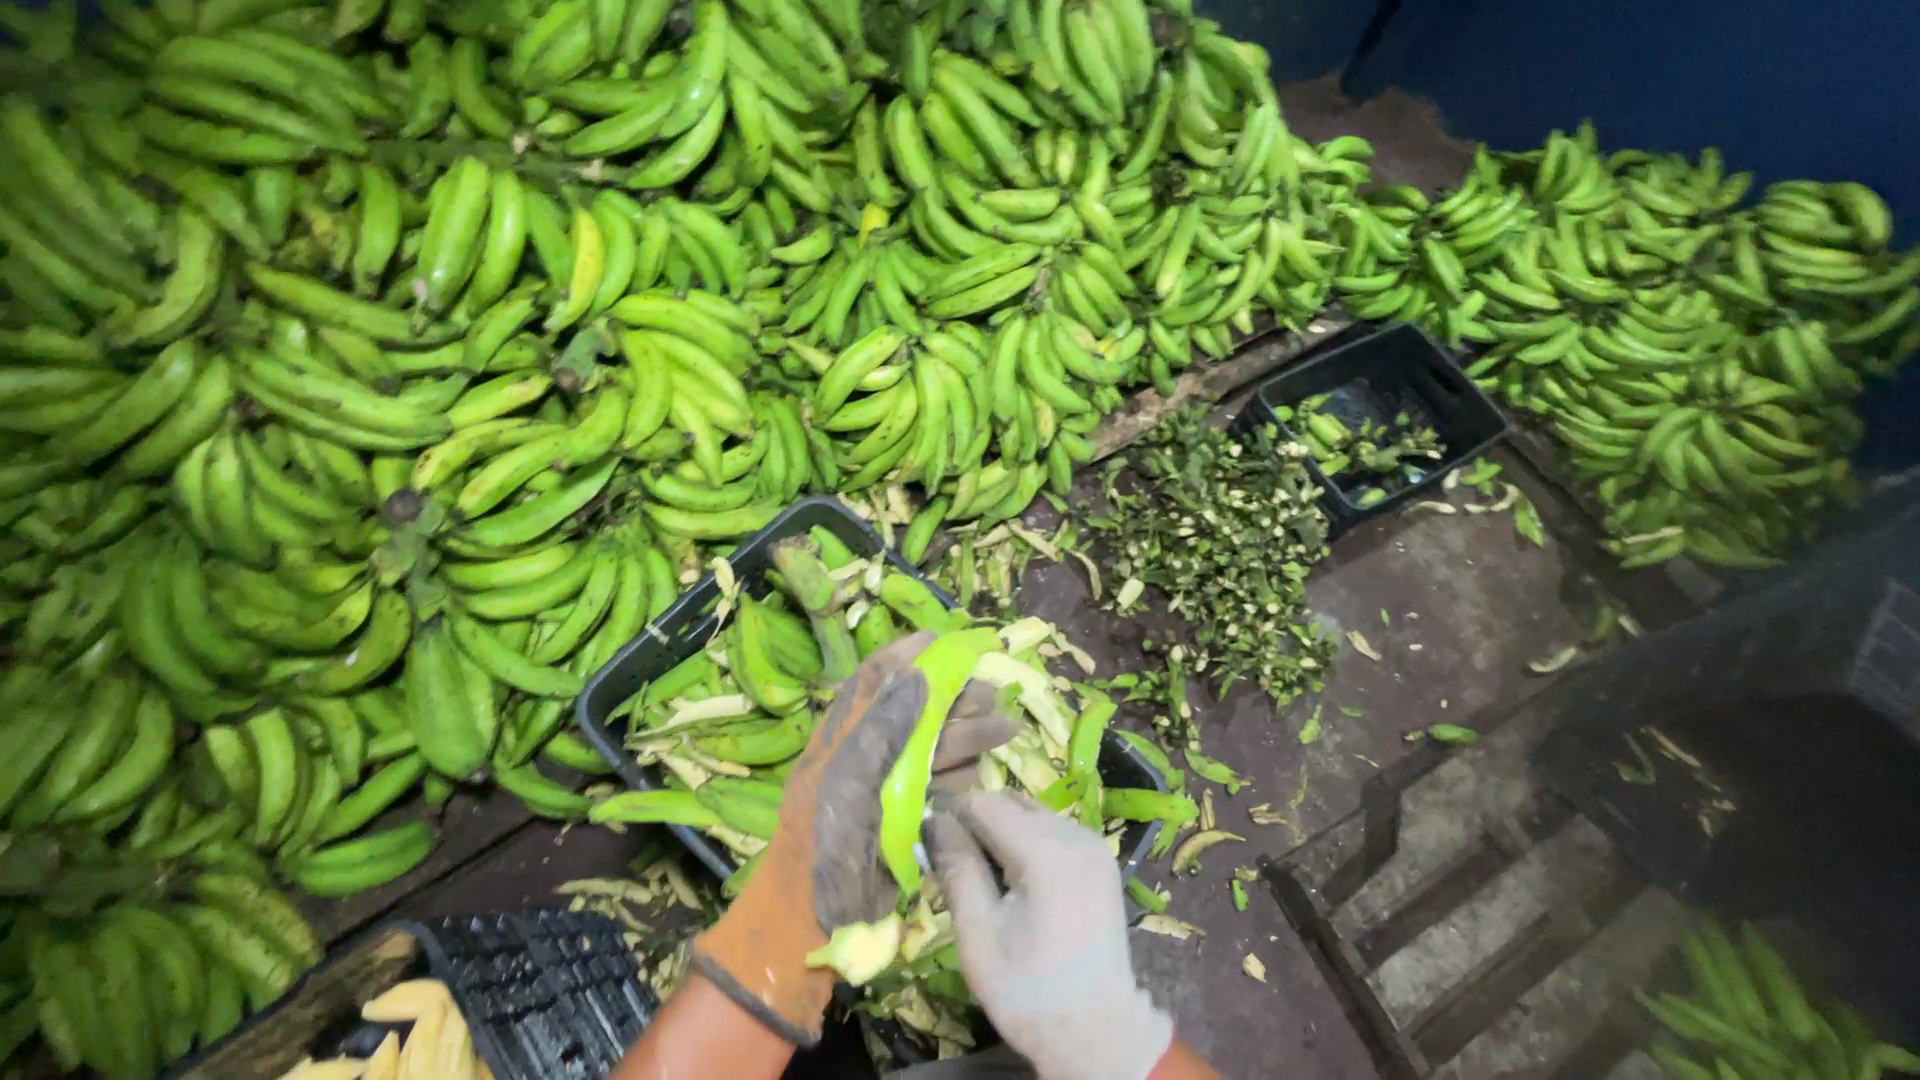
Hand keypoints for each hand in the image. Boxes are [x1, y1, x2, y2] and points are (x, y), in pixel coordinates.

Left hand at [692, 632, 1012, 1045]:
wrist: (817, 916)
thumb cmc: (823, 839)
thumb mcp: (847, 773)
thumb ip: (883, 720)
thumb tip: (921, 670)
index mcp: (846, 730)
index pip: (877, 676)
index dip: (909, 654)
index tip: (946, 641)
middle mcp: (871, 748)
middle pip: (920, 710)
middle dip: (956, 699)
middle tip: (992, 695)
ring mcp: (893, 783)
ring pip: (939, 746)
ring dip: (971, 735)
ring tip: (1004, 728)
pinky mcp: (911, 814)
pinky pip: (945, 786)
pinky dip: (964, 778)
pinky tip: (980, 774)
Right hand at [929, 792, 1173, 1079]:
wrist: (1098, 1030)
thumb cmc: (1028, 989)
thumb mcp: (978, 933)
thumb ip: (958, 868)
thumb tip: (935, 821)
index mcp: (1046, 851)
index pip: (986, 802)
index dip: (953, 814)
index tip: (931, 841)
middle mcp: (1075, 834)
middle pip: (1011, 802)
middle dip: (978, 820)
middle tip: (953, 860)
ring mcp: (1093, 844)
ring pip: (1033, 813)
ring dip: (1003, 829)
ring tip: (984, 874)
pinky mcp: (1101, 858)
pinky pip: (1054, 830)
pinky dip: (1028, 840)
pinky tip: (1017, 879)